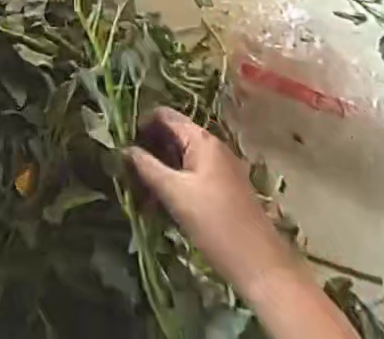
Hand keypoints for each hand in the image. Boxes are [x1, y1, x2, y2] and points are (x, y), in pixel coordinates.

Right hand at [126, 108, 353, 338]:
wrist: (263, 269)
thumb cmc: (215, 223)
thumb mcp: (173, 192)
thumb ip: (145, 165)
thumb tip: (123, 147)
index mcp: (202, 140)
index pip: (163, 114)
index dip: (139, 122)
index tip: (120, 140)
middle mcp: (212, 147)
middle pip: (170, 133)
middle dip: (147, 146)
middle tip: (125, 164)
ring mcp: (220, 168)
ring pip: (178, 155)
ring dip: (158, 165)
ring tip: (138, 184)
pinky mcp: (222, 187)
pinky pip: (189, 172)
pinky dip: (172, 178)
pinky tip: (159, 198)